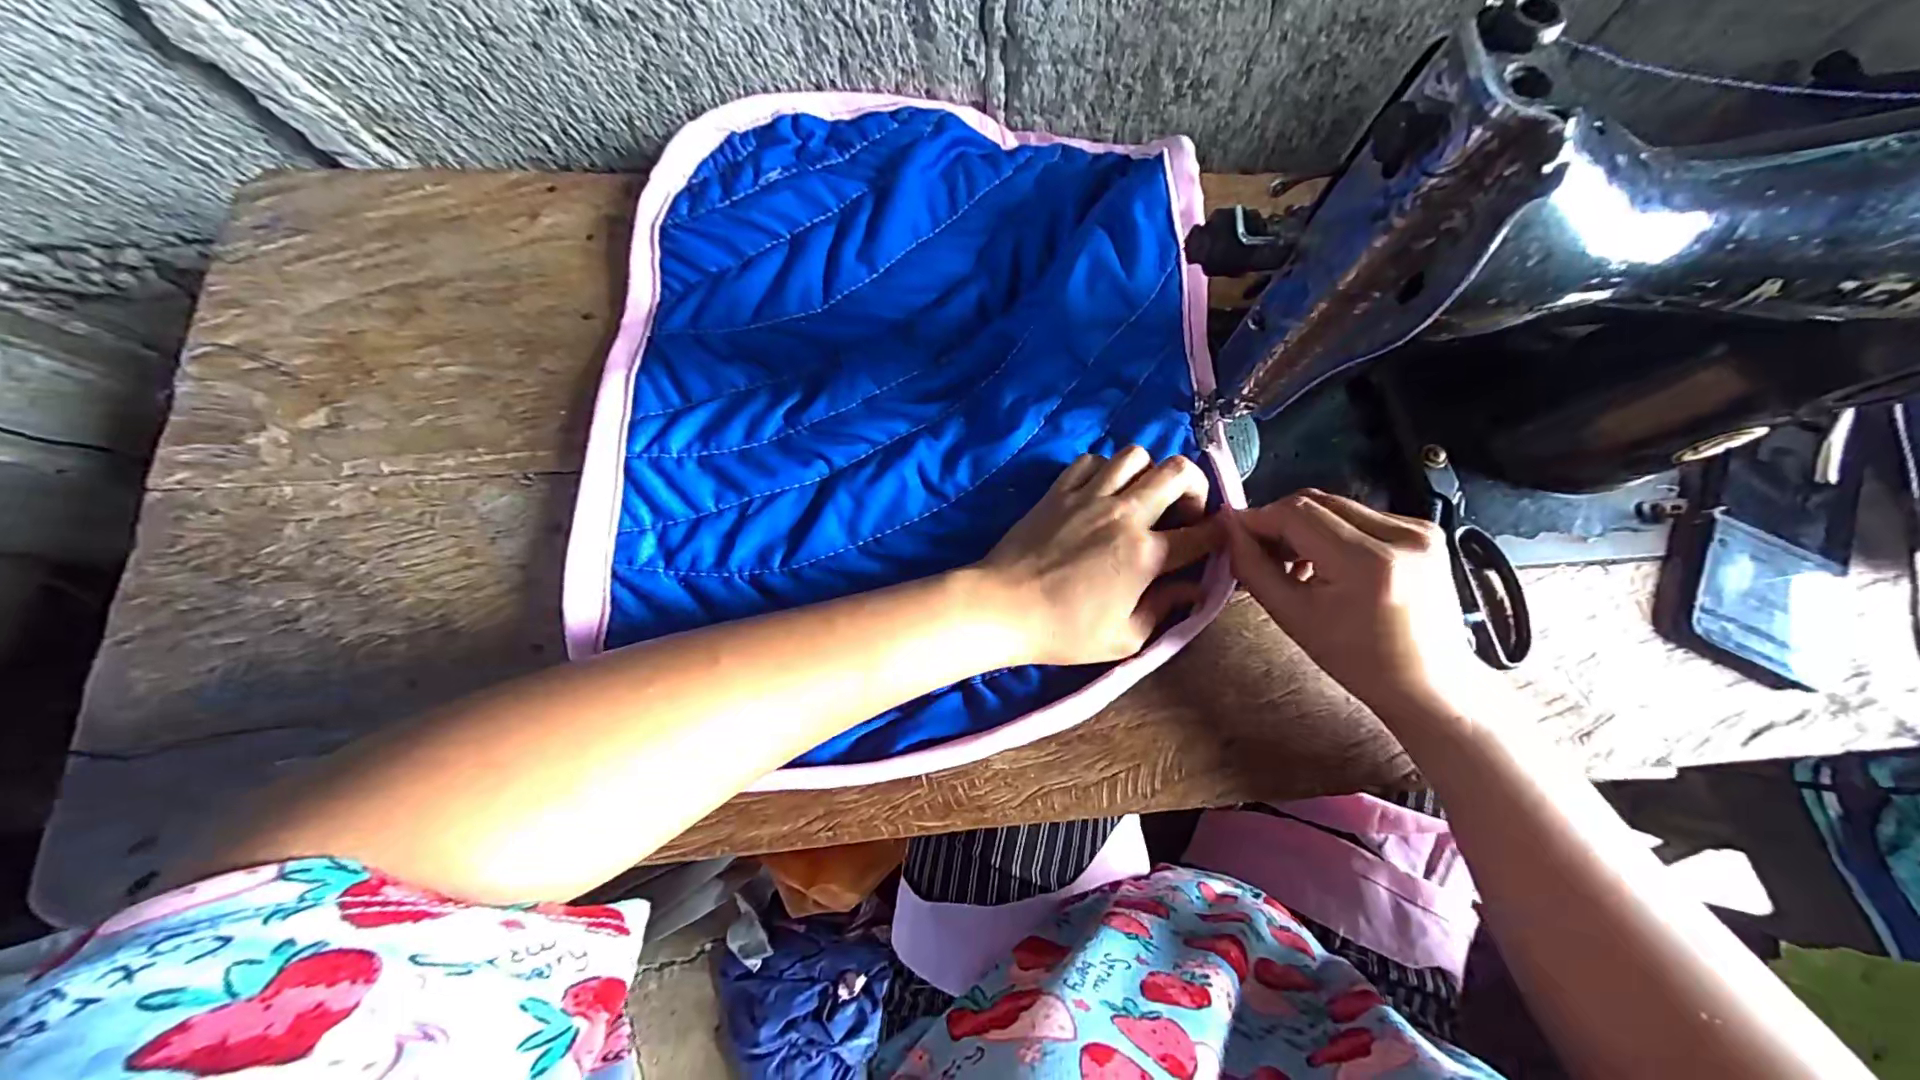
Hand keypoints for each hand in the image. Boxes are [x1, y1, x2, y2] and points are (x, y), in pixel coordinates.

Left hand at [973, 446, 1217, 665]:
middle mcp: (1123, 514)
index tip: (1215, 542)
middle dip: (1194, 487)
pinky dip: (1106, 469)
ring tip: (1141, 498)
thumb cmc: (1062, 631)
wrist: (1001, 608)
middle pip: (1178, 472)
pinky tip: (1101, 492)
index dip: (1220, 535)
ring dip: (1149, 472)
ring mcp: (1089, 496)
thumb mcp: (1123, 638)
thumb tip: (1192, 589)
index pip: (1203, 532)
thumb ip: (1164, 609)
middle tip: (1183, 513)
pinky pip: (1092, 459)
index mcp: (1145, 554)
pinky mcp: (1058, 491)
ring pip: (1136, 454)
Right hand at [1226, 489, 1495, 724]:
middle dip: (1279, 521)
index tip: (1234, 533)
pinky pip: (1360, 516)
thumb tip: (1230, 529)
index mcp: (1368, 562)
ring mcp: (1418, 529)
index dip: (1258, 518)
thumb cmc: (1358, 660)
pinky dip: (1332, 531)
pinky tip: (1325, 561)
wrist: (1431, 681)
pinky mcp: (1424, 530)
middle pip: (1316, 502)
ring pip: (1336, 506)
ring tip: (1293, 561)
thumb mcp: (1293, 617)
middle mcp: (1401, 535)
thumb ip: (1254, 567)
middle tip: (1259, 550)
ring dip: (1304, 526)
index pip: (1296, 513)